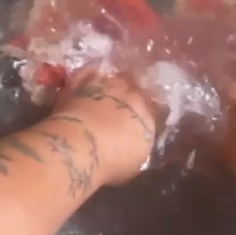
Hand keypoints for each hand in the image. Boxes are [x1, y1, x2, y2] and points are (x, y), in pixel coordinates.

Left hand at [54, 72, 157, 186]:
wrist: (79, 146)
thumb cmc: (112, 161)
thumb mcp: (136, 161)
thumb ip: (140, 143)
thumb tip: (136, 140)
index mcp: (147, 112)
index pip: (156, 106)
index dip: (150, 112)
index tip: (146, 119)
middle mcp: (129, 92)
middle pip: (135, 87)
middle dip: (131, 94)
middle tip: (124, 105)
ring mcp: (105, 83)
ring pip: (113, 77)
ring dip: (111, 84)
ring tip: (105, 92)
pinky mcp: (81, 81)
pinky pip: (88, 73)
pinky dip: (89, 77)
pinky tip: (87, 82)